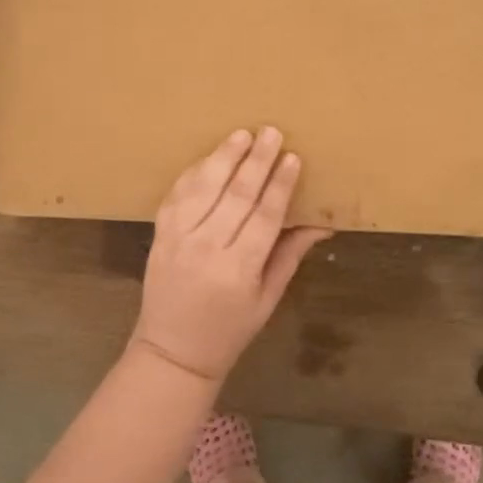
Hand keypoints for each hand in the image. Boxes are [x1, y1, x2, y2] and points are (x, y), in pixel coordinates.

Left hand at [131, 127, 330, 381]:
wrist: (173, 350)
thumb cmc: (230, 329)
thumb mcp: (268, 298)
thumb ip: (289, 255)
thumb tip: (322, 224)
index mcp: (239, 269)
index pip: (264, 216)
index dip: (279, 184)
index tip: (292, 157)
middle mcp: (206, 249)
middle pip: (235, 194)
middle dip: (256, 161)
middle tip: (271, 132)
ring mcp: (178, 239)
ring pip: (203, 188)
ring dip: (223, 158)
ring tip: (241, 135)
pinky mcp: (159, 235)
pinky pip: (177, 195)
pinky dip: (193, 173)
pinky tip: (209, 157)